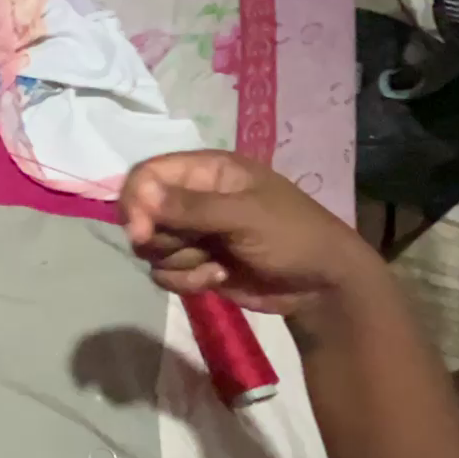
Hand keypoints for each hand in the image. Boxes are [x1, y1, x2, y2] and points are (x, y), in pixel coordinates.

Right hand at [120, 150, 383, 319]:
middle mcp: (193, 198)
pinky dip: (186, 281)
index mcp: (206, 171)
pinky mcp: (193, 264)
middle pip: (142, 213)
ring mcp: (192, 233)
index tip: (140, 232)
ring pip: (151, 247)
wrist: (322, 286)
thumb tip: (141, 195)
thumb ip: (191, 207)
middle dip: (159, 237)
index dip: (136, 200)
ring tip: (214, 264)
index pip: (148, 174)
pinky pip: (164, 272)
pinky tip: (218, 277)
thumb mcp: (245, 216)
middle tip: (191, 248)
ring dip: (179, 261)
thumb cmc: (292, 236)